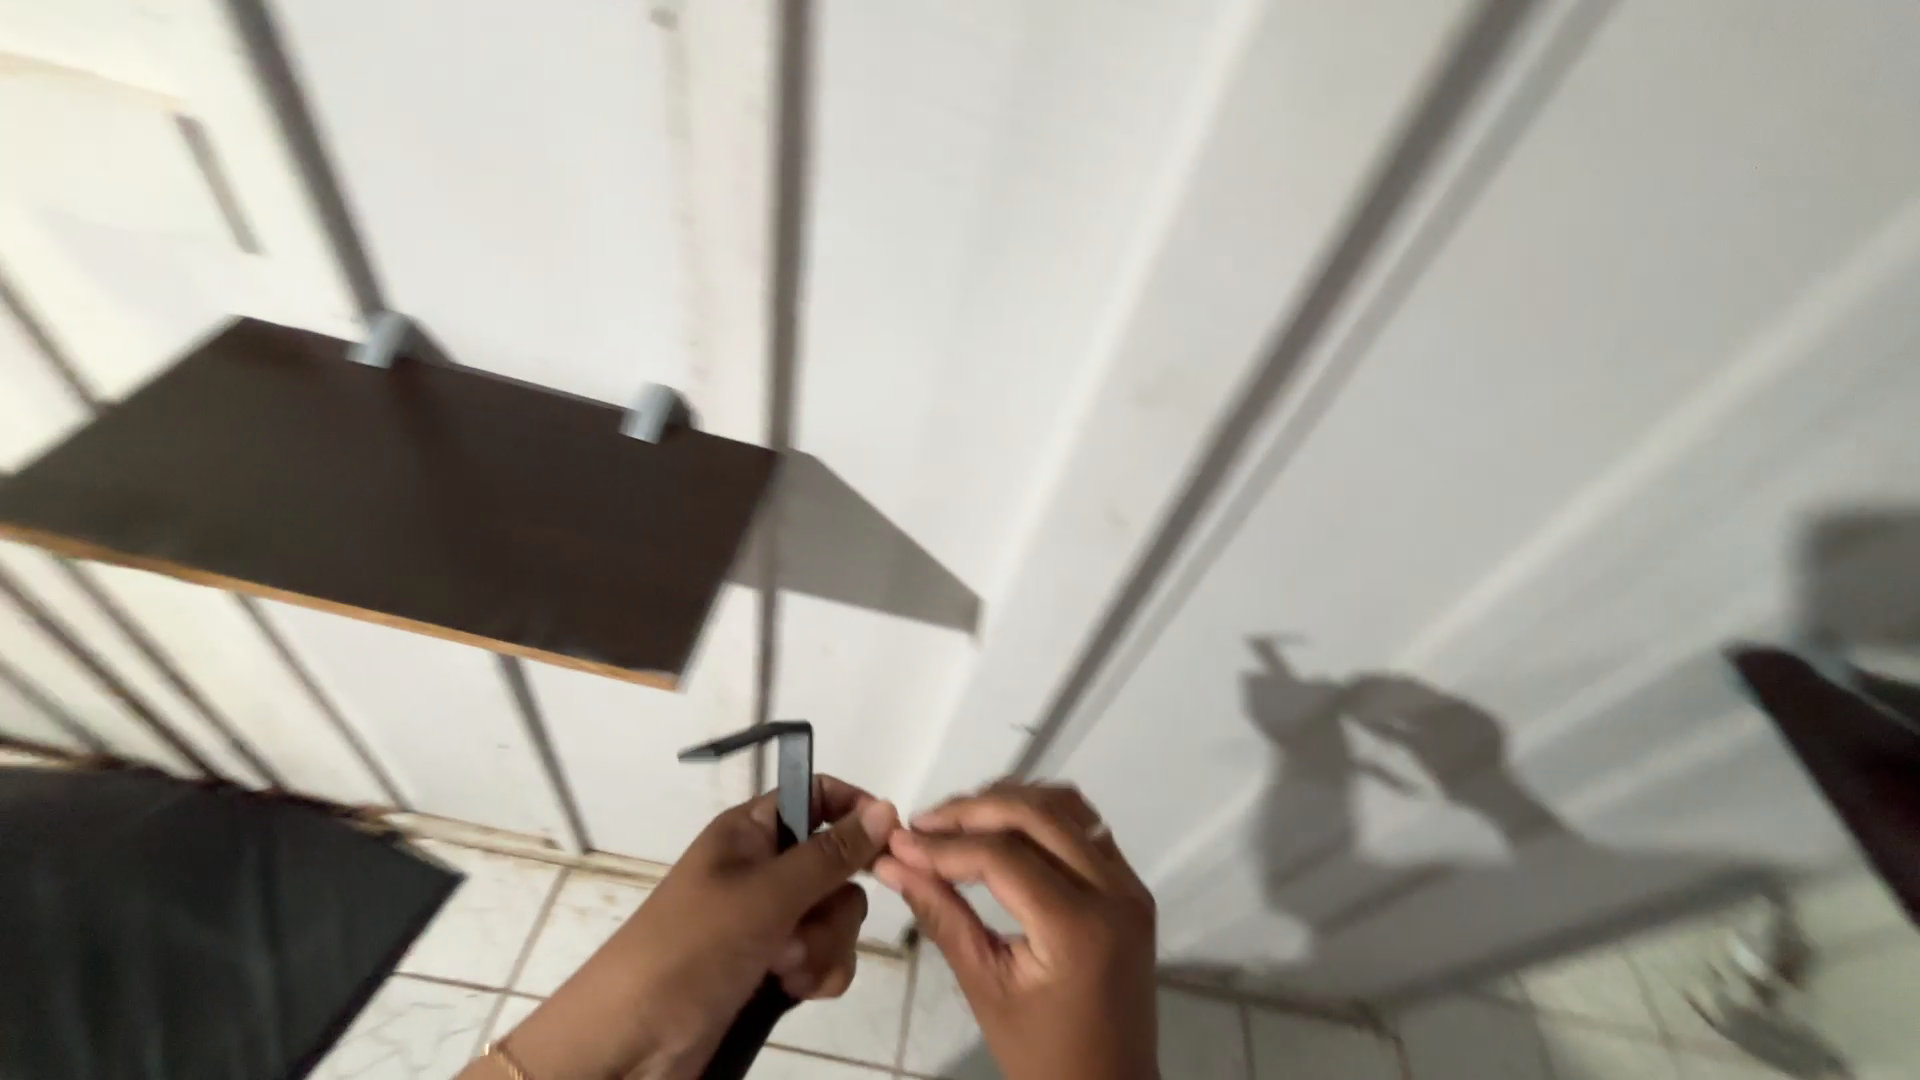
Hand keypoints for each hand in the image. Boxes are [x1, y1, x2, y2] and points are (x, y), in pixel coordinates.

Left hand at [495, 777, 897, 1079]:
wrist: (629, 1047)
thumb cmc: (692, 948)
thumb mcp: (767, 894)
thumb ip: (832, 853)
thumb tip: (888, 808)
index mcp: (752, 830)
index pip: (817, 794)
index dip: (855, 809)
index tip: (888, 840)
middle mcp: (765, 867)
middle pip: (837, 863)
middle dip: (832, 904)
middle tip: (799, 926)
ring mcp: (769, 918)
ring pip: (835, 914)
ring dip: (823, 945)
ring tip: (785, 969)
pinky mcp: (772, 964)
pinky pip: (824, 954)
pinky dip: (817, 971)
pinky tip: (793, 990)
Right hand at [874, 782, 1156, 1079]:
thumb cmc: (1042, 1055)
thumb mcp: (984, 988)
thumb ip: (941, 915)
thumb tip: (892, 862)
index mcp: (1079, 928)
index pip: (1002, 857)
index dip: (945, 844)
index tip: (900, 842)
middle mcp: (1115, 892)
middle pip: (1036, 815)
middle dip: (973, 811)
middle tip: (924, 824)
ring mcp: (1129, 884)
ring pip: (1065, 807)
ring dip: (1010, 801)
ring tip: (959, 820)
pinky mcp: (1130, 884)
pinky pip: (1085, 825)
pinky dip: (1042, 813)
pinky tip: (1004, 826)